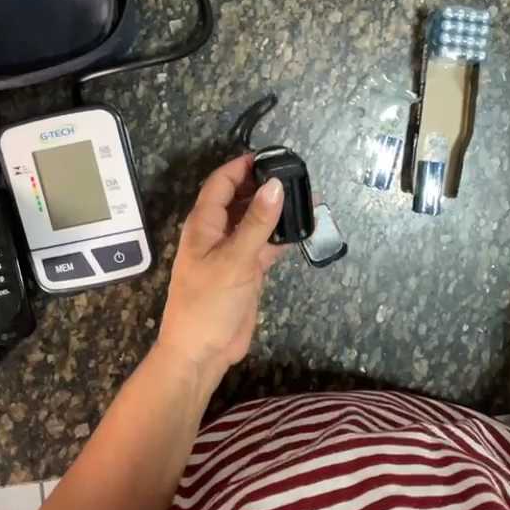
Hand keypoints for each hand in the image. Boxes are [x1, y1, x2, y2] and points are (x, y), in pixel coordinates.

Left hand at [156, 155, 288, 375]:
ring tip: (308, 197)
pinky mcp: (247, 270)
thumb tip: (276, 185)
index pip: (221, 183)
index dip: (243, 166)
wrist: (201, 353)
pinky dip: (283, 235)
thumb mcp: (233, 260)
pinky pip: (266, 244)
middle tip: (298, 175)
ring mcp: (233, 251)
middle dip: (266, 185)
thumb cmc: (207, 303)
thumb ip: (256, 223)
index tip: (272, 156)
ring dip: (278, 210)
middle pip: (241, 198)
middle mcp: (217, 232)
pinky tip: (304, 227)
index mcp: (204, 224)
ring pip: (256, 221)